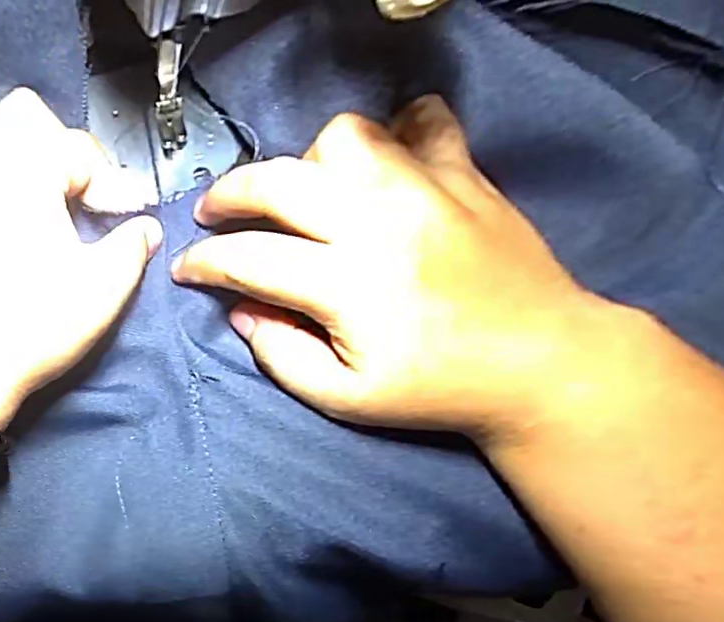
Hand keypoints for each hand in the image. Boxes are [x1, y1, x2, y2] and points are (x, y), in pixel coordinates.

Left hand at [0, 88, 162, 428]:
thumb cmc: (34, 324)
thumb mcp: (104, 288)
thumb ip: (132, 248)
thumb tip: (145, 230)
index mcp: (25, 165)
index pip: (80, 149)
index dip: (112, 184)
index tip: (126, 220)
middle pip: (24, 118)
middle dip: (62, 149)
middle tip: (85, 198)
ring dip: (16, 156)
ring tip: (42, 202)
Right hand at [171, 95, 644, 446]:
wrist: (537, 362)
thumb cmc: (434, 390)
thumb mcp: (345, 397)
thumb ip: (283, 355)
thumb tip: (242, 312)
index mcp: (346, 284)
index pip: (251, 258)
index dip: (205, 262)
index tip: (185, 269)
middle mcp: (379, 221)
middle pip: (281, 179)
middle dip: (230, 195)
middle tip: (213, 215)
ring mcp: (426, 187)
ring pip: (344, 137)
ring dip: (305, 164)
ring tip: (301, 197)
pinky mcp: (464, 173)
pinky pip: (420, 122)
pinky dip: (390, 137)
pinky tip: (379, 168)